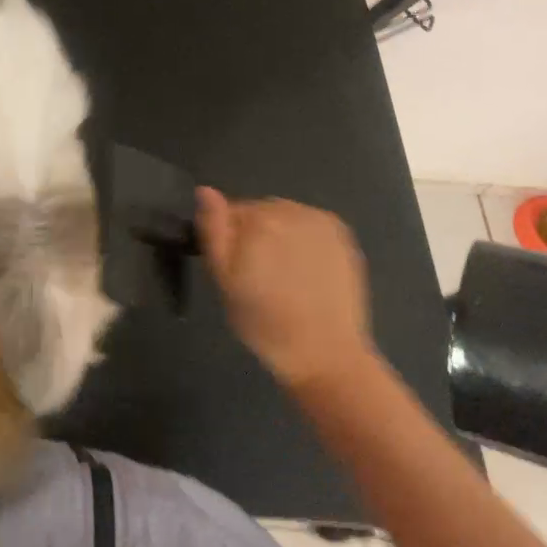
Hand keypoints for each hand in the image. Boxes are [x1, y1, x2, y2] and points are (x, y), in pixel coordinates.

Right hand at [194, 187, 375, 389]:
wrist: (326, 355)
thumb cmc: (265, 323)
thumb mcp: (224, 282)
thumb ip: (214, 231)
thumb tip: (205, 191)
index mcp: (257, 219)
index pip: (226, 212)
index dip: (226, 239)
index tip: (234, 270)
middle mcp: (289, 210)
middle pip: (257, 211)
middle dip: (253, 234)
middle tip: (257, 277)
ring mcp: (319, 221)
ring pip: (283, 216)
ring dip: (279, 235)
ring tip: (283, 276)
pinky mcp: (341, 234)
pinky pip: (308, 224)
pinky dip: (303, 239)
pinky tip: (306, 269)